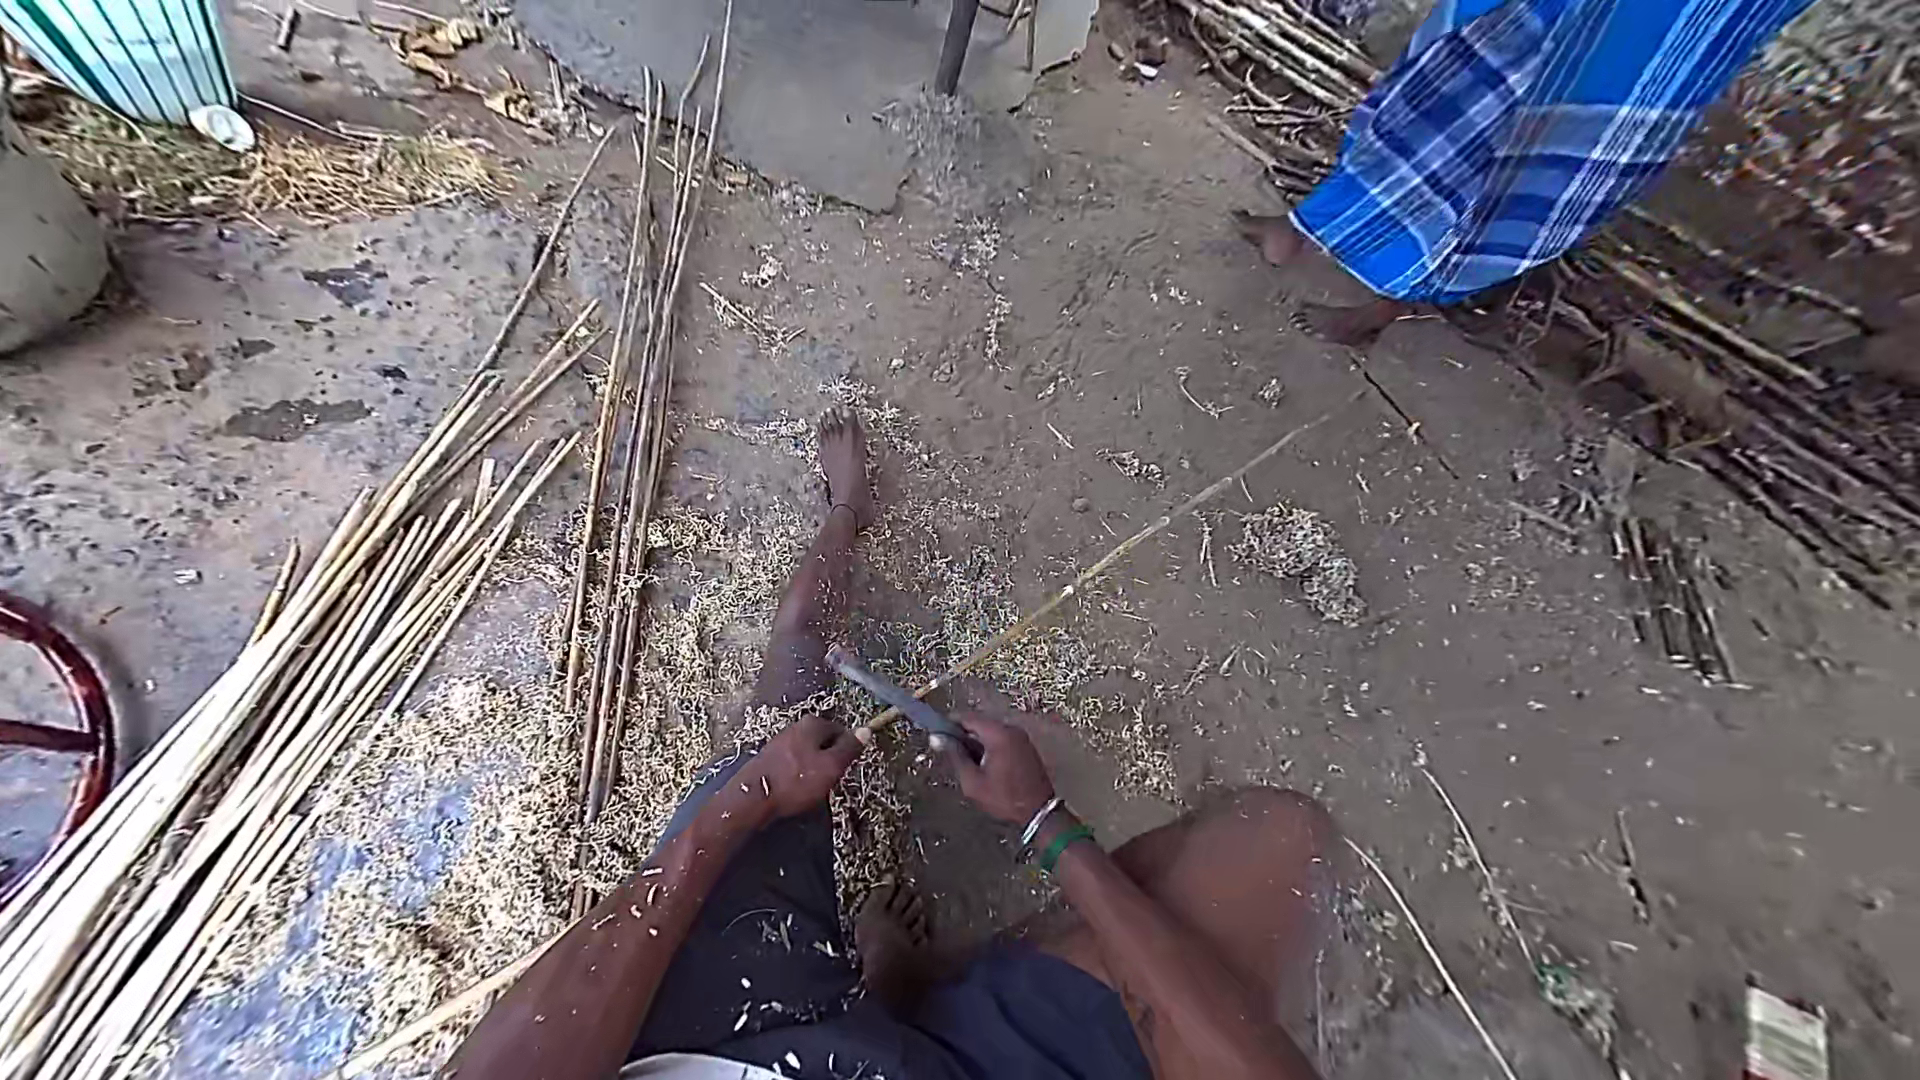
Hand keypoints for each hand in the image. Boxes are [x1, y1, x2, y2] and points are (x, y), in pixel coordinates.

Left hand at [740, 714, 864, 819]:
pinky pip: (792, 764)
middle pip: (824, 742)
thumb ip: (850, 748)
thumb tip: (866, 729)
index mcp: (813, 724)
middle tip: (827, 782)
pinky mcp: (768, 759)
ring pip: (808, 754)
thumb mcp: (831, 766)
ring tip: (809, 790)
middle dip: (829, 761)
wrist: (750, 800)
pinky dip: (796, 776)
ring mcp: (779, 742)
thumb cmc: (795, 782)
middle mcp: (795, 727)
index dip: (846, 752)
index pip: (842, 732)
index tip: (843, 770)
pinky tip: (793, 791)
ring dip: (812, 770)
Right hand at [933, 711, 1055, 825]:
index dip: (951, 723)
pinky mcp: (1025, 745)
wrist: (1039, 812)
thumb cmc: (1003, 798)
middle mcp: (1011, 729)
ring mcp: (1020, 736)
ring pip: (991, 731)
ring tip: (966, 760)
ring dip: (977, 740)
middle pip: (980, 723)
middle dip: (964, 734)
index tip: (938, 733)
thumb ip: (955, 756)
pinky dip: (989, 744)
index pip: (969, 718)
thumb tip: (937, 738)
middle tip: (950, 750)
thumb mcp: (973, 781)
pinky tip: (983, 763)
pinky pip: (1002, 737)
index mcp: (998, 734)